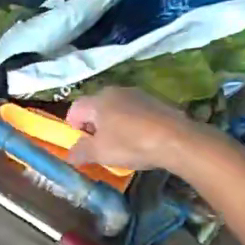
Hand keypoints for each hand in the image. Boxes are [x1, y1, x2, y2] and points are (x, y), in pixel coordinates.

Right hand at [64, 87, 210, 171]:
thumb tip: (70, 154)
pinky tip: (139, 140)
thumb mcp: (99, 153)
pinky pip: (134, 112)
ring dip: (113, 125)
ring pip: (116, 109)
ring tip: (121, 145)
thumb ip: (80, 152)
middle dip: (93, 126)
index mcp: (98, 100)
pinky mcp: (155, 100)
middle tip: (100, 147)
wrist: (175, 139)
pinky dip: (131, 124)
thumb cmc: (130, 144)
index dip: (73, 128)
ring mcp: (137, 93)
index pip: (74, 109)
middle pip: (95, 107)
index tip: (82, 145)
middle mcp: (115, 90)